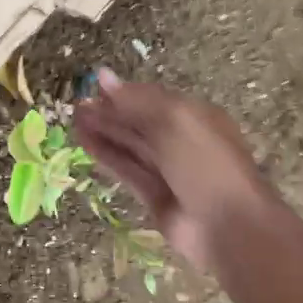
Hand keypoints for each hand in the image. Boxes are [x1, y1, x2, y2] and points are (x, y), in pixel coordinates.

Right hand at [73, 68, 275, 271]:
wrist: (229, 227)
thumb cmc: (205, 163)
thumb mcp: (173, 119)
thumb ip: (136, 99)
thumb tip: (102, 75)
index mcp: (195, 118)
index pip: (153, 99)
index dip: (123, 93)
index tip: (92, 86)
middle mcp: (181, 142)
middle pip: (139, 122)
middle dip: (109, 111)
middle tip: (76, 104)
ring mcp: (167, 170)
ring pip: (129, 145)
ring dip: (102, 130)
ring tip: (73, 119)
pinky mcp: (153, 195)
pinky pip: (124, 169)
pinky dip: (104, 154)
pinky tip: (83, 141)